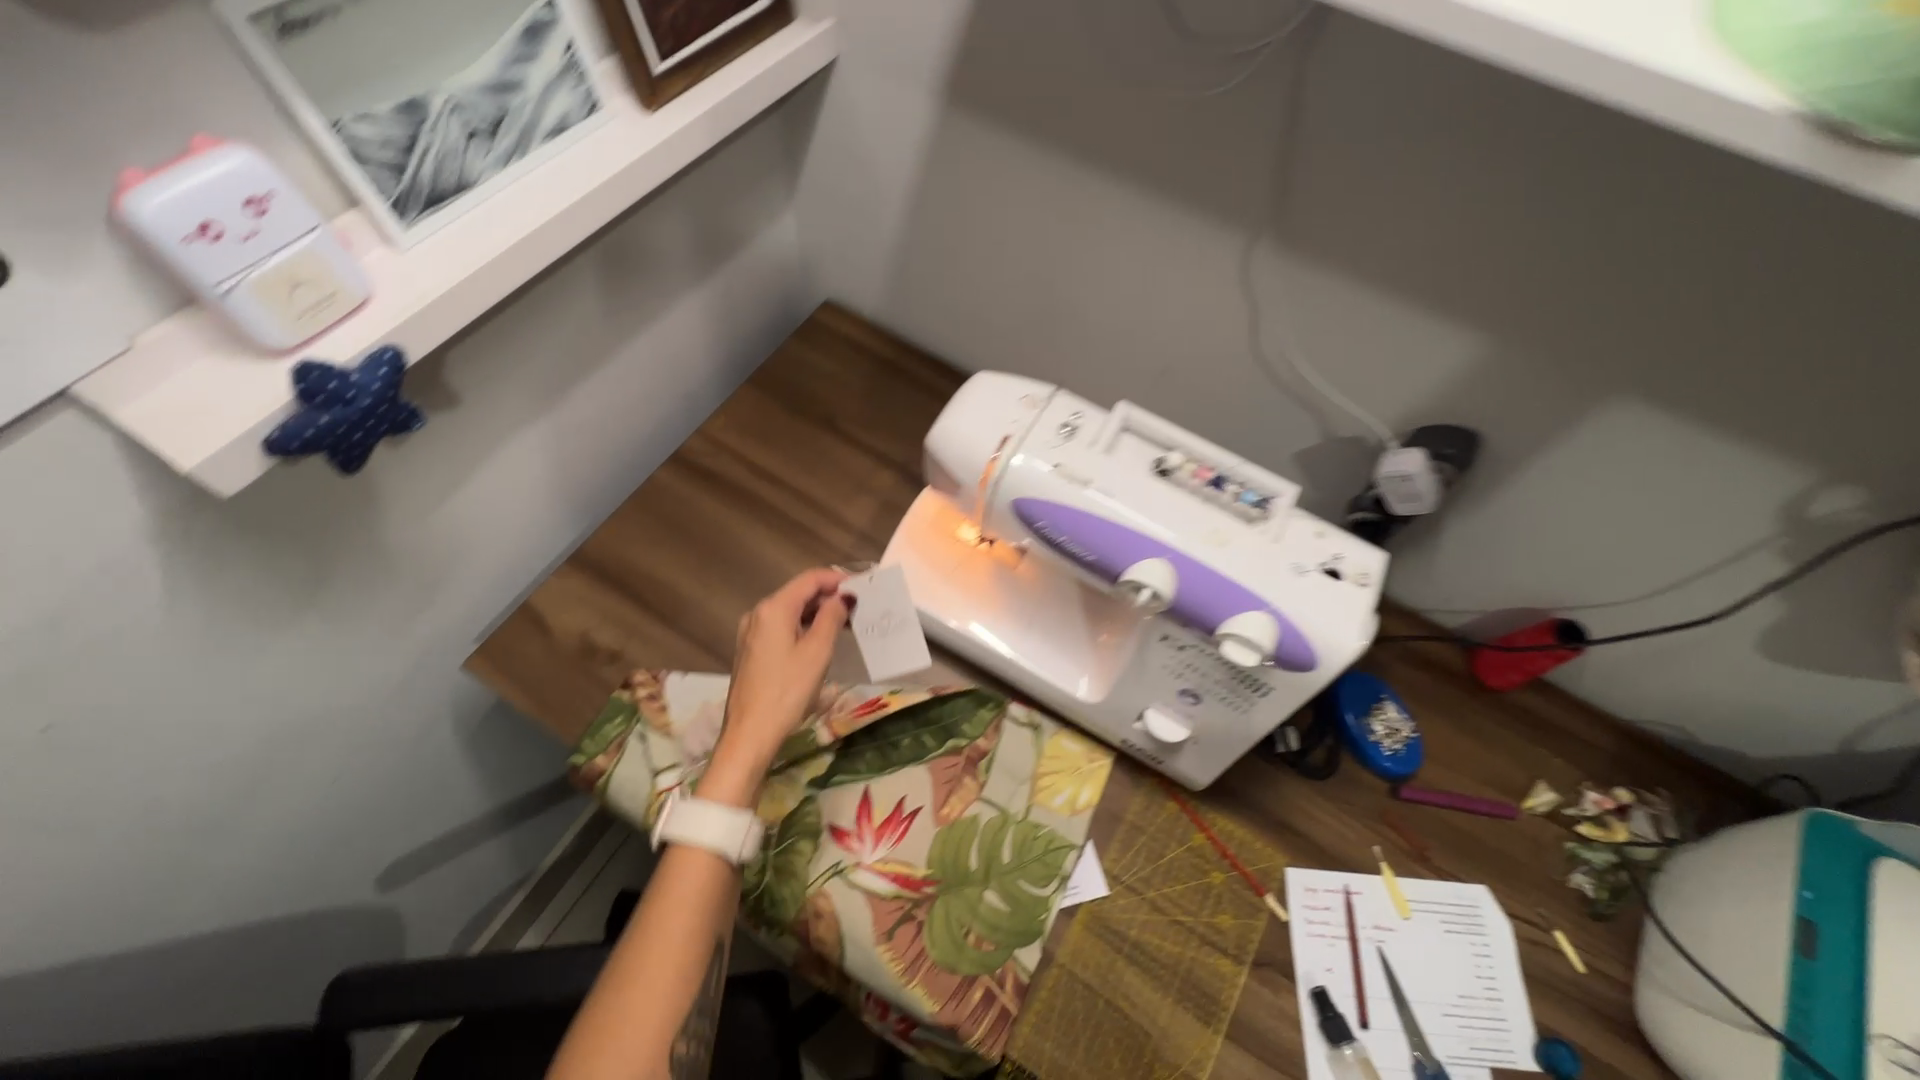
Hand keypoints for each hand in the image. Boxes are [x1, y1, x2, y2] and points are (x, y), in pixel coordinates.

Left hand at [711, 568, 850, 779]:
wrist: (750, 733)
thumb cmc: (787, 690)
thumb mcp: (817, 652)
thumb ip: (831, 617)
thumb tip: (842, 597)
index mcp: (773, 608)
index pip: (809, 578)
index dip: (837, 579)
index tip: (862, 588)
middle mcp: (758, 613)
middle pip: (798, 593)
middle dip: (828, 597)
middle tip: (857, 609)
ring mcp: (751, 632)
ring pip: (789, 611)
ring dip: (816, 614)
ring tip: (844, 625)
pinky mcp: (750, 651)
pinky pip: (780, 628)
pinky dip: (802, 628)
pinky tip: (819, 642)